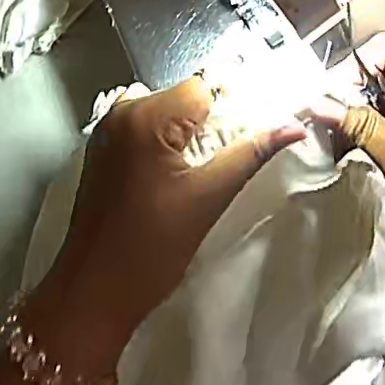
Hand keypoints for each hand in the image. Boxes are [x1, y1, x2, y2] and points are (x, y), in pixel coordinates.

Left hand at [27, 77, 304, 366]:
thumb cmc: (150, 250)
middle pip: (186, 95)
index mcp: (147, 116)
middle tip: (223, 160)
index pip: (205, 87)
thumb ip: (252, 152)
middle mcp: (124, 110)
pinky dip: (167, 137)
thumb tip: (294, 126)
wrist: (90, 296)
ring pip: (168, 108)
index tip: (245, 137)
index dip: (231, 109)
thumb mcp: (208, 198)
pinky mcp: (103, 145)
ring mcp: (109, 127)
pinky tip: (175, 171)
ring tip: (200, 169)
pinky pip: (147, 123)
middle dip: (211, 120)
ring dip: (190, 129)